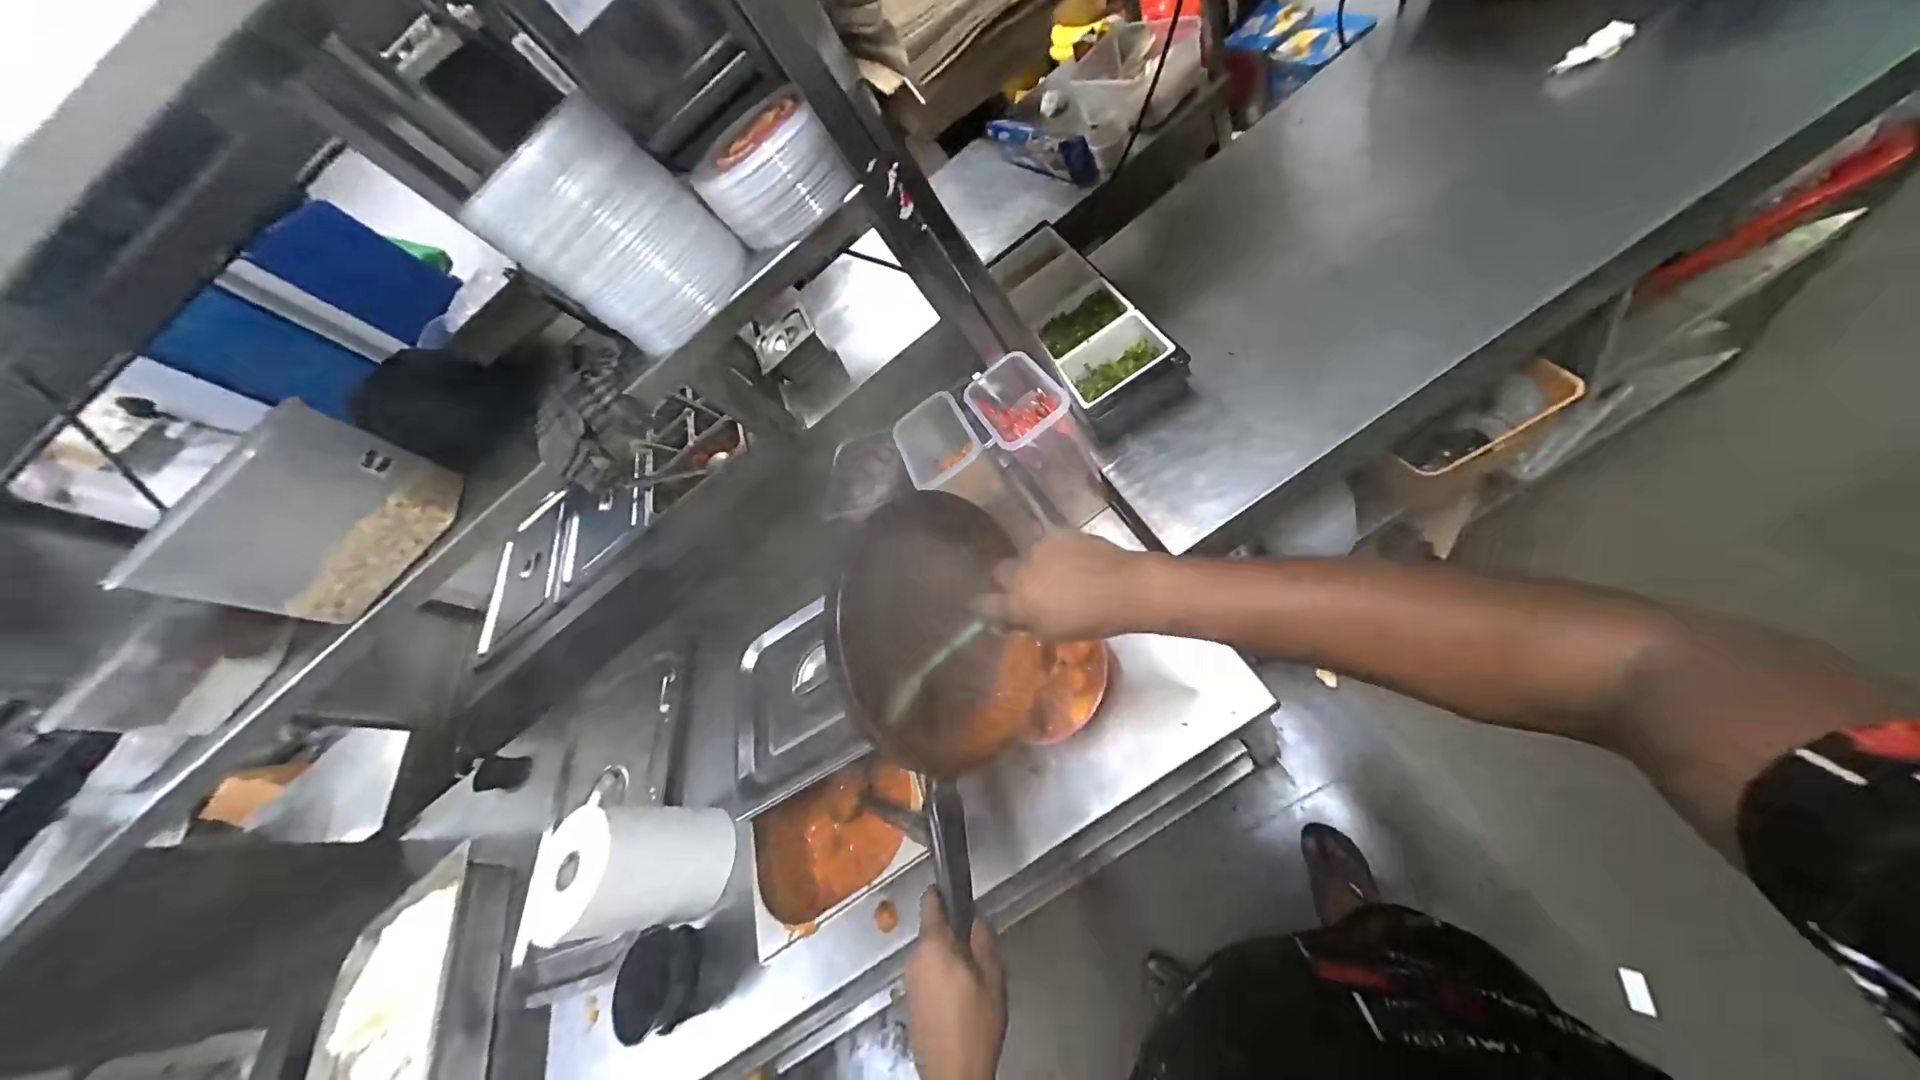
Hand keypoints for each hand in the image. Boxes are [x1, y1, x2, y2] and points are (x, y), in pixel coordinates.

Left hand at [905, 888, 1006, 1079]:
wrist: (953, 1075)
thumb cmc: (976, 1023)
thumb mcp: (993, 978)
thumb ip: (984, 940)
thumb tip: (975, 920)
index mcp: (933, 945)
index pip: (929, 903)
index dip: (942, 893)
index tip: (956, 891)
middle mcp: (915, 958)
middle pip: (933, 932)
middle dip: (952, 935)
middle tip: (977, 951)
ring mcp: (909, 981)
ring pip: (930, 955)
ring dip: (947, 958)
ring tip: (972, 979)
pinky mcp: (910, 1001)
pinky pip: (926, 975)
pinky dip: (940, 977)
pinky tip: (959, 997)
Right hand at [974, 531, 1157, 640]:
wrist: (1126, 588)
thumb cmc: (1092, 620)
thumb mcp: (1053, 632)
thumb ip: (1025, 623)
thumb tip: (1008, 620)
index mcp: (1017, 603)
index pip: (983, 603)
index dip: (983, 606)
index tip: (988, 607)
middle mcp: (1020, 572)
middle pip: (999, 572)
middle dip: (1007, 580)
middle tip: (1027, 589)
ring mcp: (1037, 548)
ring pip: (1023, 553)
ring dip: (1031, 563)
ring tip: (1054, 570)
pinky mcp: (1055, 532)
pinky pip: (1044, 540)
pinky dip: (1051, 549)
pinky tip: (1068, 556)